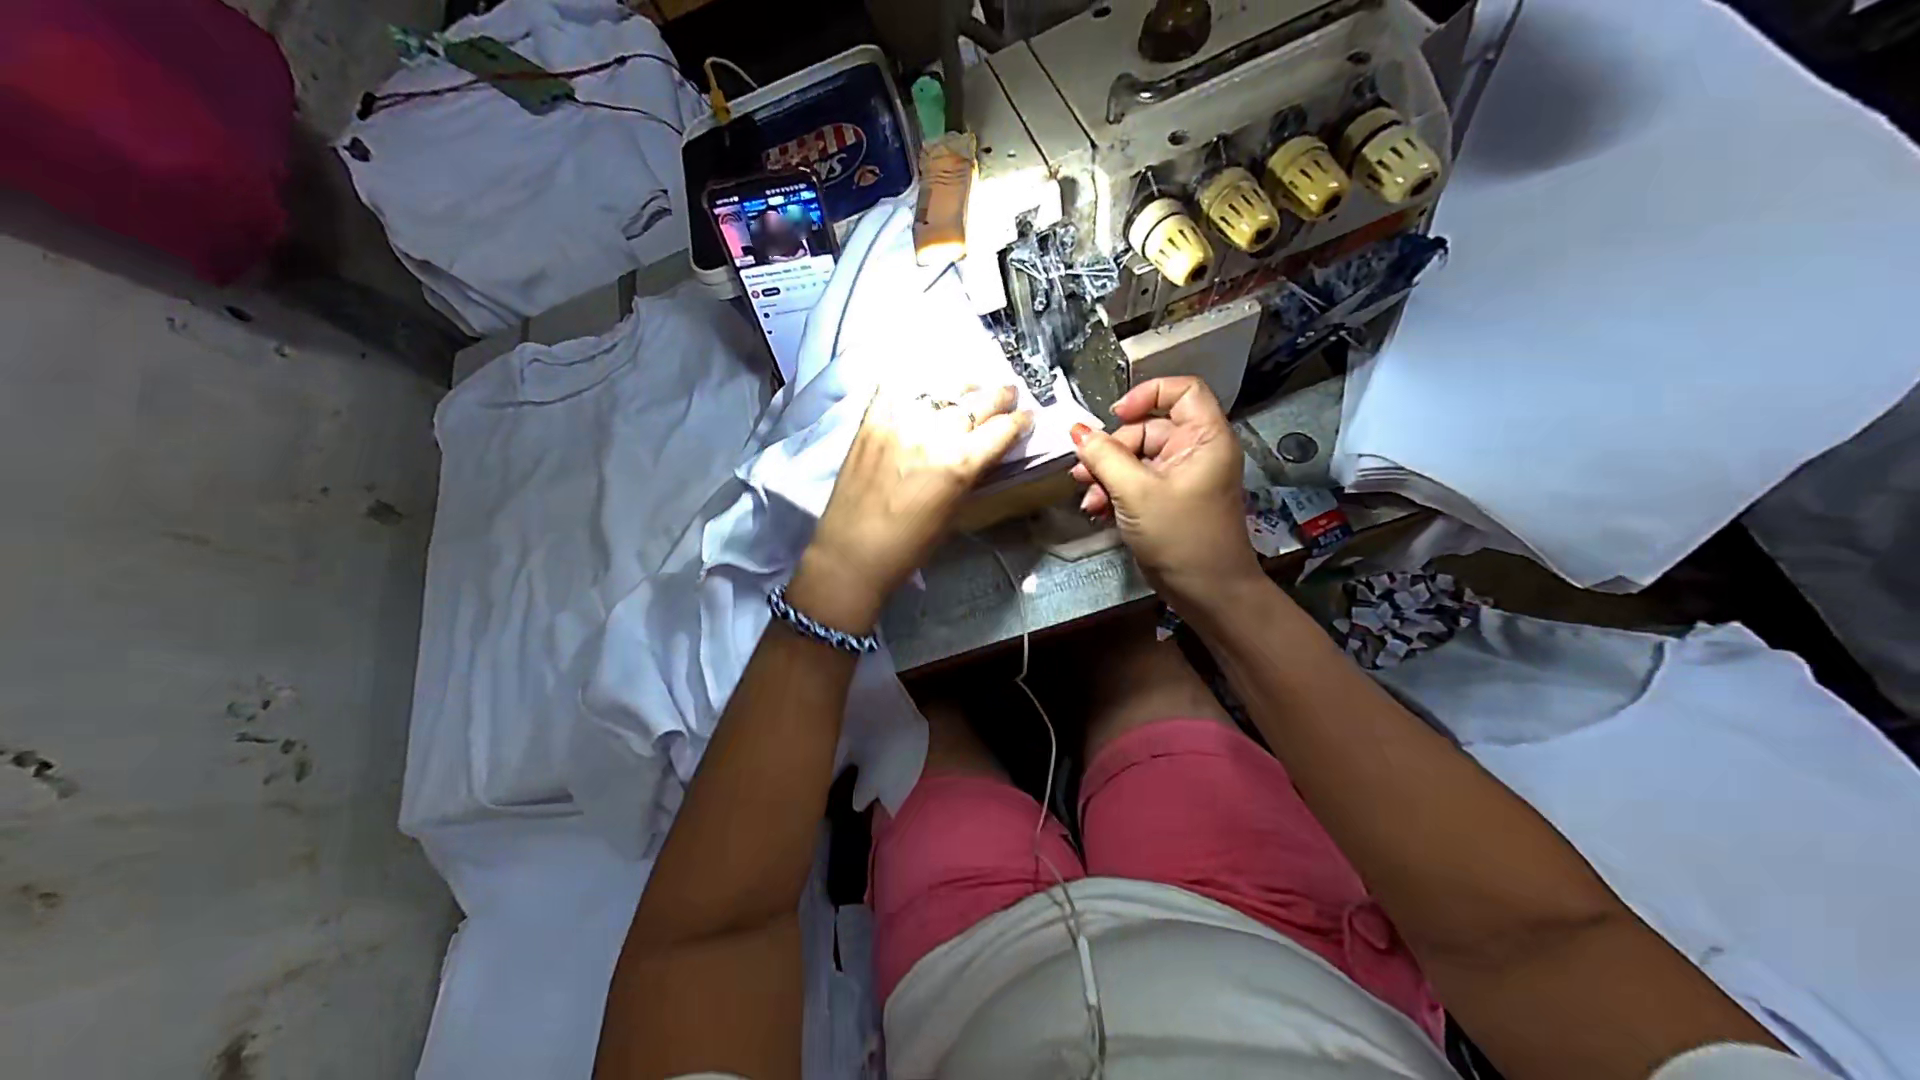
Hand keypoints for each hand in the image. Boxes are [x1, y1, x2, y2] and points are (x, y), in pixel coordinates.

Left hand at [791, 385, 1032, 633]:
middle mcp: (934, 435)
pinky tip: (923, 386)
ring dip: (963, 388)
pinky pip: (897, 389)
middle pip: (977, 403)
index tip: (1027, 416)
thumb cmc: (910, 546)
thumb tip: (983, 453)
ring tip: (971, 387)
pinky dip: (914, 386)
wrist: (853, 554)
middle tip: (1008, 392)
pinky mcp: (872, 421)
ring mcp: (900, 422)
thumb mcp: (954, 512)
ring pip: (941, 390)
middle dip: (999, 396)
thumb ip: (971, 475)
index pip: (1002, 430)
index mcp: (960, 463)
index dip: (1020, 421)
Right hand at [1069, 376, 1263, 614]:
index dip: (1148, 394)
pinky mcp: (1168, 499)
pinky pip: (1137, 482)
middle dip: (1111, 449)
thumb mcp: (1136, 492)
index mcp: (1205, 438)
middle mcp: (1196, 451)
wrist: (1207, 592)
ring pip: (1136, 458)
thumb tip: (1077, 431)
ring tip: (1088, 499)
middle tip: (1083, 473)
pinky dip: (1115, 492)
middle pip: (1148, 428)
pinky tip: (1098, 510)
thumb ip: (1104, 457)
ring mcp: (1181, 476)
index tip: (1115, 415)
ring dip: (1107, 475)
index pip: (1183, 391)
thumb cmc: (1181, 536)